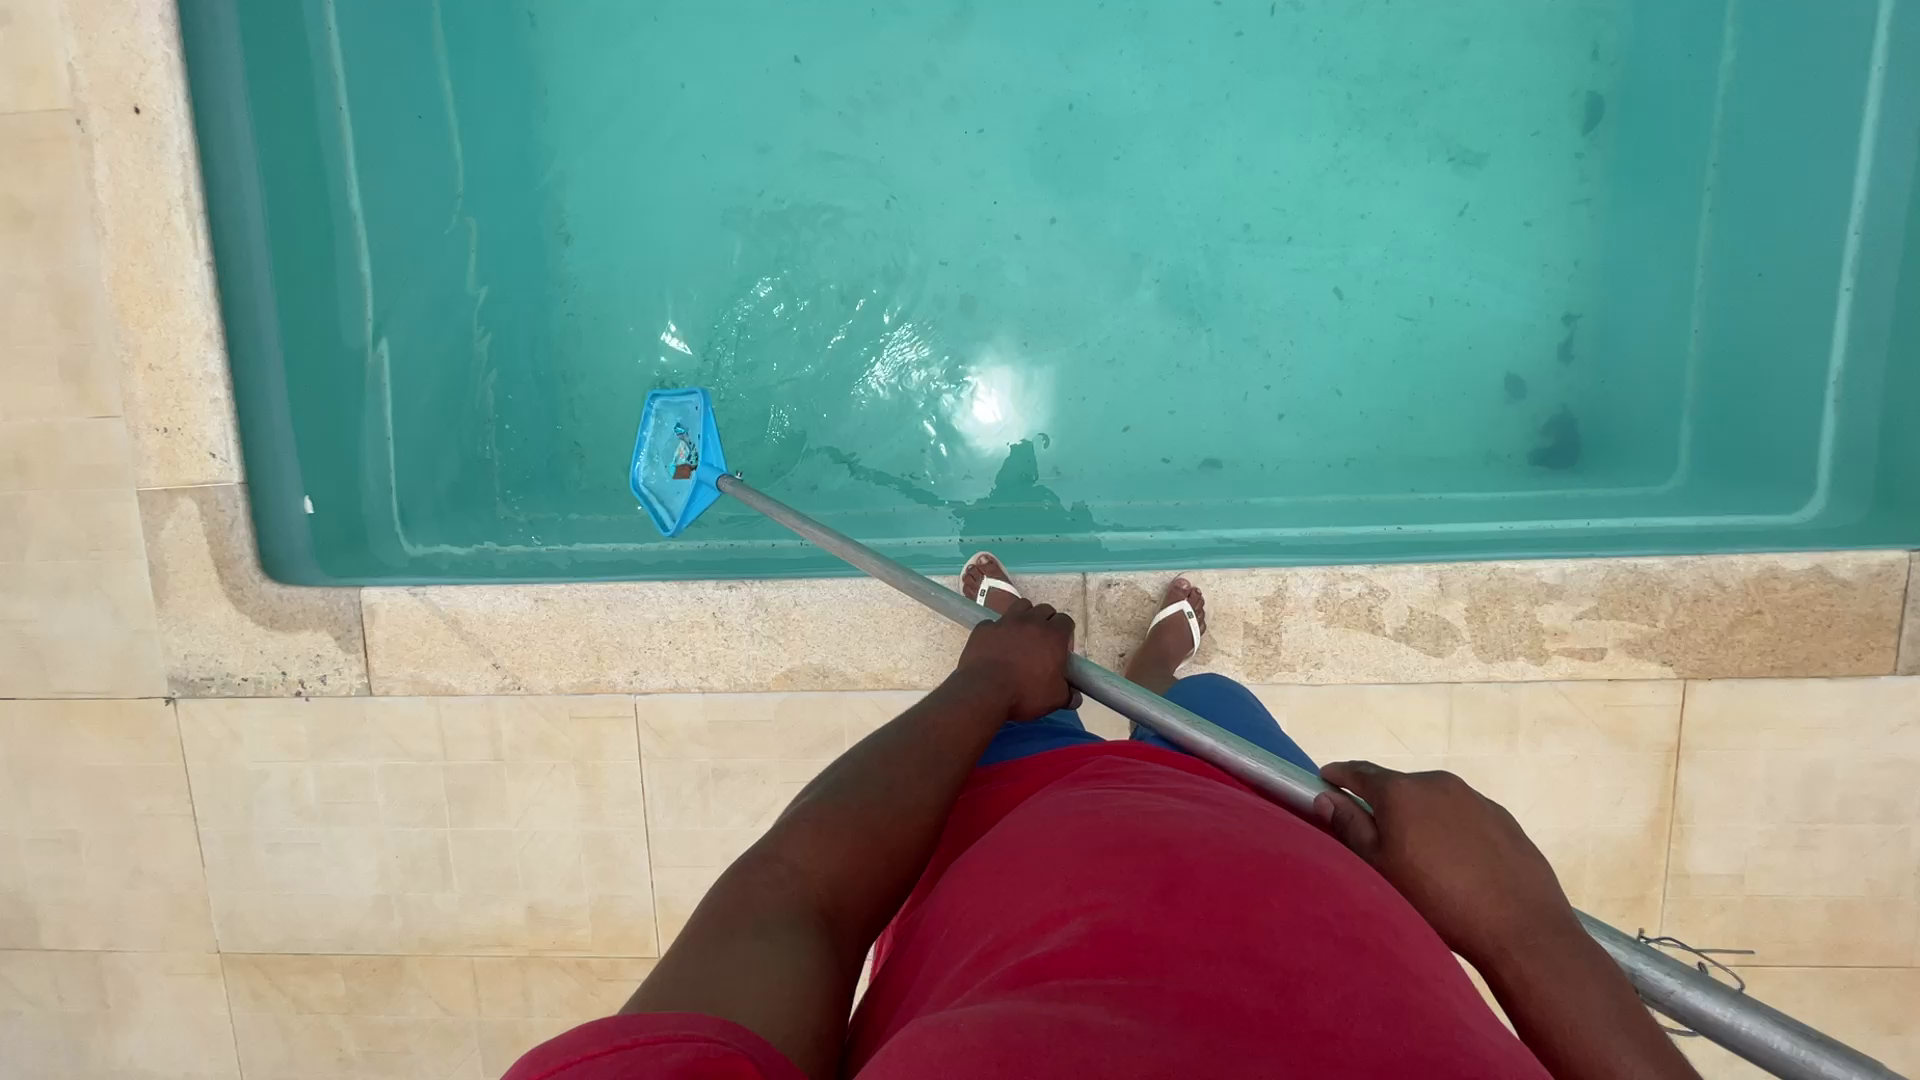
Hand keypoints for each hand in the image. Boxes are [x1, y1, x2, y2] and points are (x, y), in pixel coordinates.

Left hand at [951, 599, 1076, 722]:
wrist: (985, 692)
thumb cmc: (1025, 694)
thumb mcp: (1055, 699)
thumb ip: (1069, 694)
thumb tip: (1075, 696)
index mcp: (1052, 635)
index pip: (1066, 621)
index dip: (1065, 634)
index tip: (1061, 649)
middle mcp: (1030, 621)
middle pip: (1044, 609)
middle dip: (1046, 622)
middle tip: (1042, 643)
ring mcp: (1005, 621)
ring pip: (1020, 606)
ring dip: (1024, 616)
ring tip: (1020, 635)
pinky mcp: (984, 627)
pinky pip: (993, 623)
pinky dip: (997, 631)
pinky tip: (995, 645)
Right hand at [1315, 761, 1578, 966]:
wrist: (1523, 931)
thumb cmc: (1437, 898)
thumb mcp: (1379, 865)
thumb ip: (1349, 825)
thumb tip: (1325, 797)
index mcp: (1400, 790)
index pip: (1357, 771)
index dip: (1338, 776)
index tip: (1325, 781)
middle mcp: (1436, 782)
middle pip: (1397, 785)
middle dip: (1382, 801)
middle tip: (1376, 833)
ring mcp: (1475, 798)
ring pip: (1432, 799)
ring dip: (1419, 814)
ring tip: (1422, 852)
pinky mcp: (1504, 819)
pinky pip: (1464, 814)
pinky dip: (1451, 826)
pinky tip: (1458, 860)